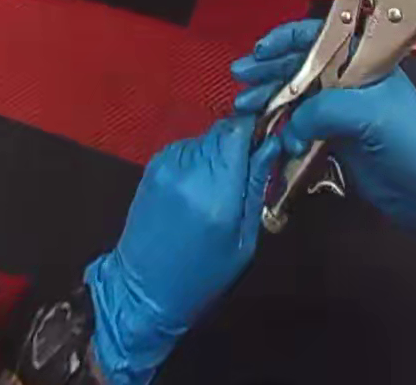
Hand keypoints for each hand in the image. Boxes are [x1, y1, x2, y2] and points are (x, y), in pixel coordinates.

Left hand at [85, 117, 281, 384]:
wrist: (142, 291)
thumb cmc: (202, 275)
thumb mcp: (244, 240)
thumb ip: (258, 185)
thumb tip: (273, 143)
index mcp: (217, 192)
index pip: (238, 130)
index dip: (255, 125)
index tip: (266, 135)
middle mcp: (190, 169)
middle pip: (223, 130)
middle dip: (238, 142)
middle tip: (246, 169)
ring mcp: (168, 163)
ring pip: (206, 137)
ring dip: (218, 151)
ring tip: (219, 185)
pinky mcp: (154, 163)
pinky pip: (187, 147)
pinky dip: (199, 158)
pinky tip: (197, 187)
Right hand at [231, 18, 415, 322]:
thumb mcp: (370, 116)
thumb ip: (325, 110)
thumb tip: (291, 124)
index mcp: (364, 60)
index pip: (321, 36)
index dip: (288, 38)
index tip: (262, 49)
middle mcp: (349, 79)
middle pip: (301, 64)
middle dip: (269, 68)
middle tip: (242, 77)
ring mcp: (341, 109)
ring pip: (296, 95)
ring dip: (269, 98)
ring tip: (244, 107)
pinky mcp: (335, 138)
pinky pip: (299, 126)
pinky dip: (279, 127)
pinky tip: (262, 130)